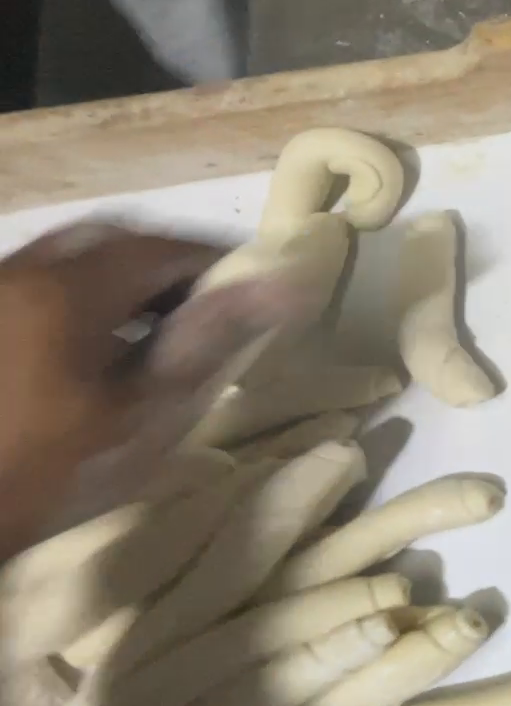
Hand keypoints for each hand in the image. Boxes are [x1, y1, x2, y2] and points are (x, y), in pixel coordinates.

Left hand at [0, 222, 311, 548]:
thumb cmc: (51, 464)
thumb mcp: (148, 407)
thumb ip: (214, 337)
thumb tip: (288, 286)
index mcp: (66, 293)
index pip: (166, 249)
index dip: (222, 260)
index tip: (263, 289)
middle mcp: (16, 277)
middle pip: (110, 240)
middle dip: (170, 261)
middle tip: (214, 298)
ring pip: (68, 260)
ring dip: (126, 277)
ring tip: (165, 321)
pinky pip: (37, 283)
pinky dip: (85, 294)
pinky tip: (104, 339)